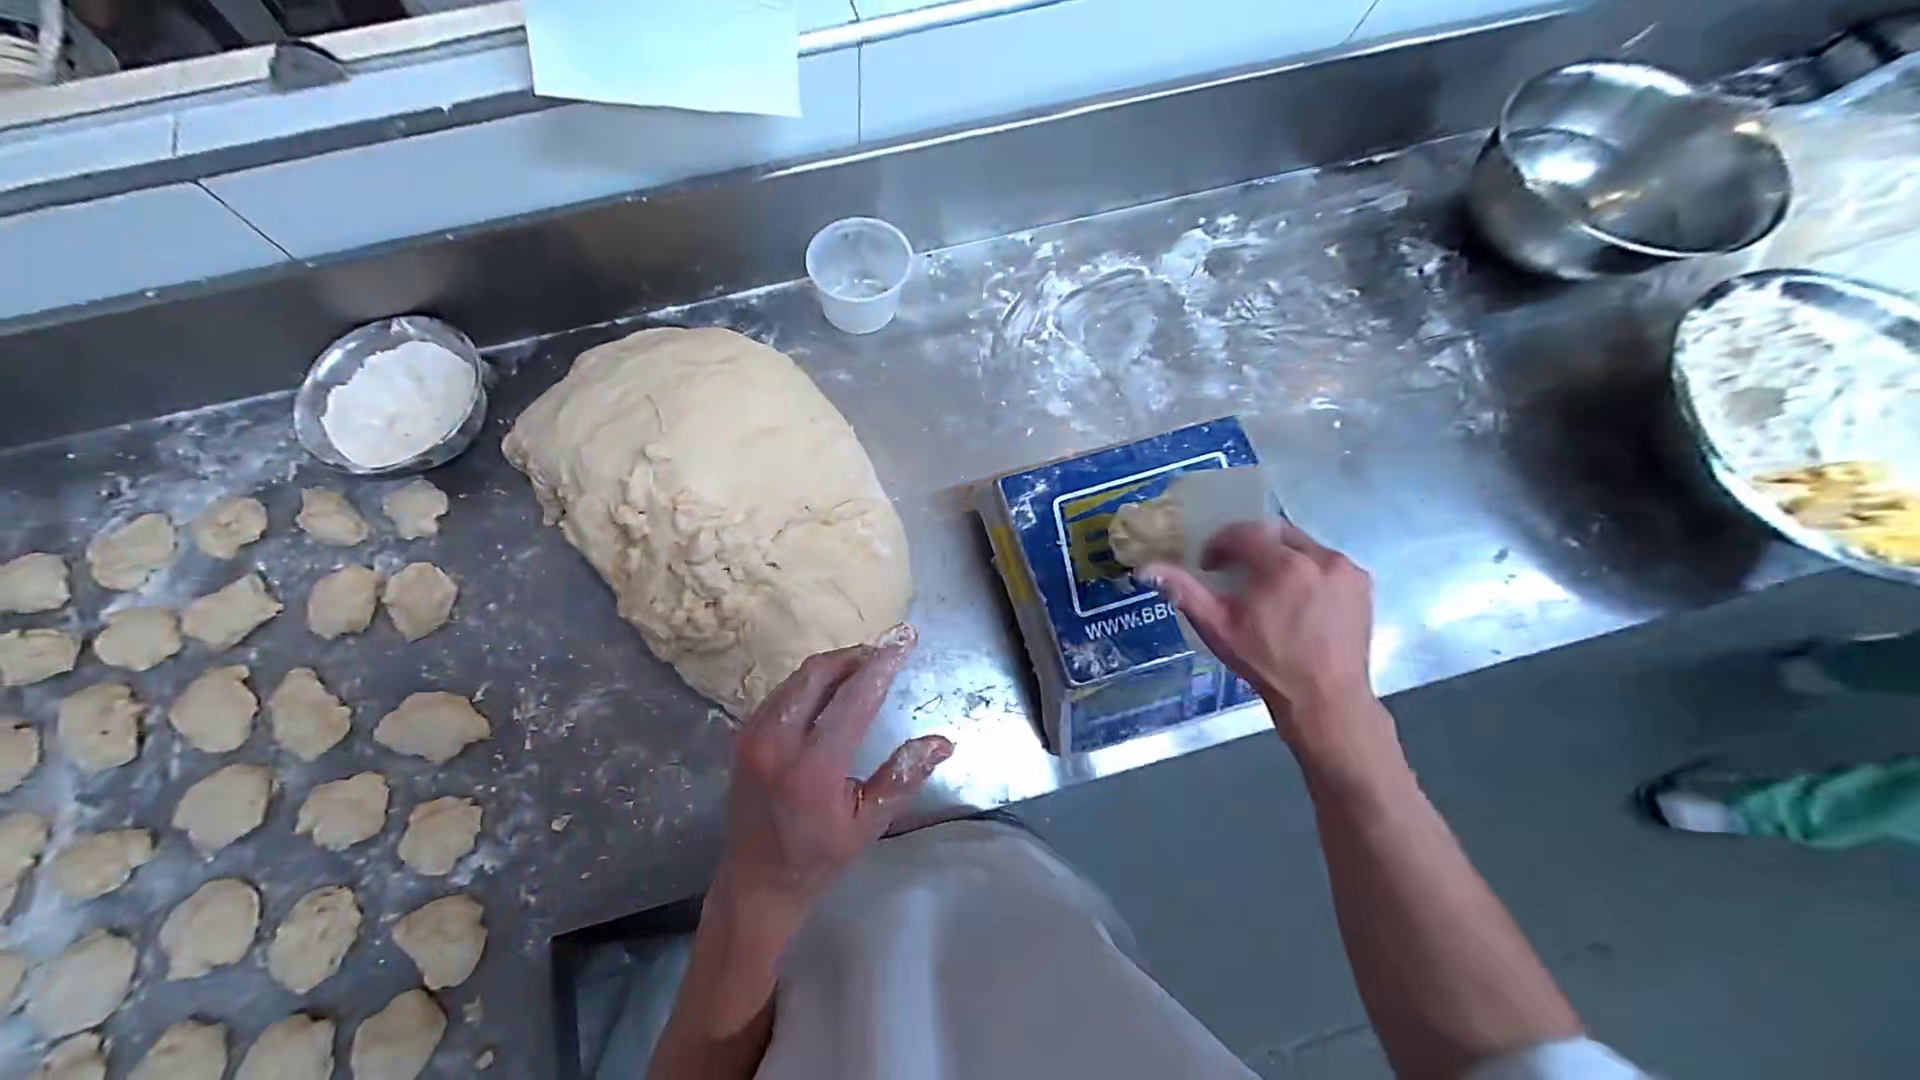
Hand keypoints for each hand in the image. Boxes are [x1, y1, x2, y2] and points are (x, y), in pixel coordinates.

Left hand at [714, 626, 953, 934]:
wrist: (753, 883)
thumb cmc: (817, 858)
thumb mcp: (868, 824)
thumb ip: (903, 776)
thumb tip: (944, 742)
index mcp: (811, 768)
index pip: (853, 698)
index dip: (882, 664)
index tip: (905, 640)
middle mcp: (776, 742)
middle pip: (819, 672)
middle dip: (858, 654)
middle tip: (888, 648)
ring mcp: (753, 735)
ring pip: (798, 677)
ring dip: (835, 663)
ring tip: (868, 662)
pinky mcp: (744, 735)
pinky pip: (783, 690)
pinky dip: (812, 679)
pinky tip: (834, 685)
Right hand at [1144, 522, 1382, 755]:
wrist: (1325, 698)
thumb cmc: (1265, 663)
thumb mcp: (1217, 627)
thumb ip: (1183, 591)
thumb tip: (1146, 569)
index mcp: (1285, 565)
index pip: (1244, 532)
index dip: (1220, 543)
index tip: (1210, 564)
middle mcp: (1321, 557)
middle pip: (1275, 532)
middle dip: (1250, 546)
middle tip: (1234, 572)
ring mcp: (1346, 569)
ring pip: (1302, 545)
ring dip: (1279, 556)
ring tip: (1265, 587)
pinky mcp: (1362, 583)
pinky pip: (1326, 561)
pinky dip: (1307, 569)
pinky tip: (1296, 597)